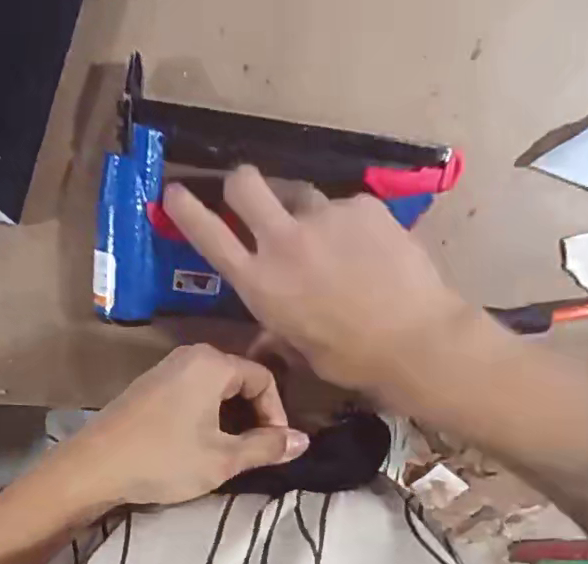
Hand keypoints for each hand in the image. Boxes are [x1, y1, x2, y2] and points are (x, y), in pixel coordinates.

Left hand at [25, 344, 308, 518]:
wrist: (93, 467)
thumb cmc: (163, 460)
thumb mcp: (222, 459)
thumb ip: (266, 447)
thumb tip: (303, 441)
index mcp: (212, 363)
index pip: (264, 379)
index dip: (277, 414)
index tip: (275, 447)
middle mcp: (188, 356)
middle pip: (238, 380)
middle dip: (253, 415)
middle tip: (254, 451)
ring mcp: (163, 370)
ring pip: (212, 389)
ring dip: (228, 418)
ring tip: (227, 452)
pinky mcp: (145, 389)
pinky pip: (188, 395)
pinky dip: (203, 416)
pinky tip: (196, 444)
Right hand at [164, 166, 496, 410]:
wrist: (412, 339)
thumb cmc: (346, 356)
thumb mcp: (295, 346)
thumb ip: (274, 325)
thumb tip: (264, 334)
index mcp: (259, 283)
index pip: (210, 235)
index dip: (187, 209)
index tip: (175, 192)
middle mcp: (282, 242)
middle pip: (246, 181)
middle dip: (241, 184)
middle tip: (251, 196)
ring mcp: (324, 217)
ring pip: (301, 197)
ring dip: (303, 213)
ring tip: (332, 247)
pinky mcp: (363, 205)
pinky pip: (344, 207)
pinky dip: (348, 224)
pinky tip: (368, 251)